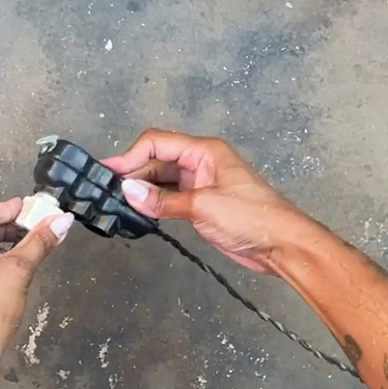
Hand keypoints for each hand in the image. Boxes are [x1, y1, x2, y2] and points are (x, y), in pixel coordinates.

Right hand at [102, 129, 314, 273]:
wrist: (281, 245)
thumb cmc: (252, 218)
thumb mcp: (202, 206)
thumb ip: (162, 200)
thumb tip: (129, 192)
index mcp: (204, 151)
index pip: (158, 143)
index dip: (131, 155)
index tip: (109, 173)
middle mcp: (200, 163)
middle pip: (156, 159)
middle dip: (132, 172)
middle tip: (106, 191)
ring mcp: (199, 184)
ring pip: (160, 179)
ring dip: (140, 189)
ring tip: (116, 202)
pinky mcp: (198, 205)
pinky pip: (167, 197)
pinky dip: (152, 203)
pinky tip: (137, 211)